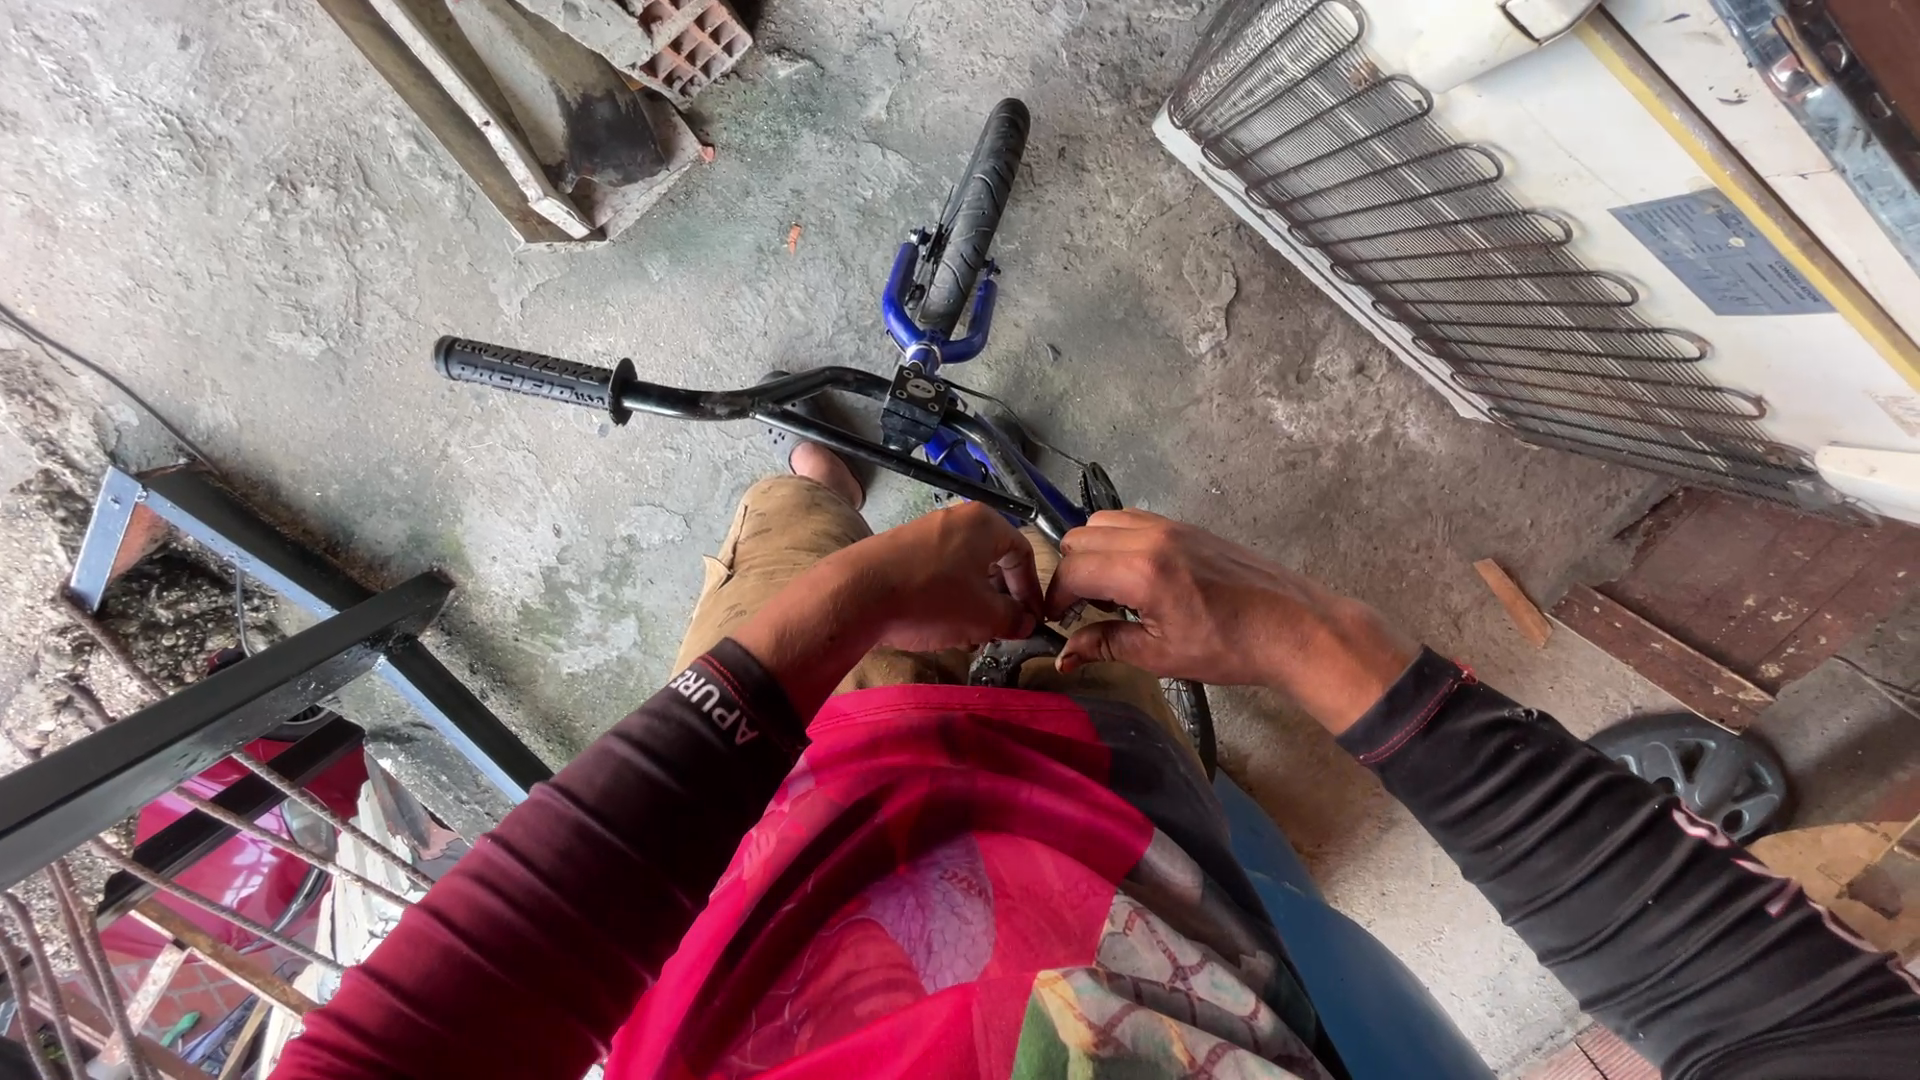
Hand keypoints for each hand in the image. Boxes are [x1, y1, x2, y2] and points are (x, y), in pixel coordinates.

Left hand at [732, 501, 1041, 717]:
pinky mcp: (901, 548)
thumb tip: (1026, 622)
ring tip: (970, 633)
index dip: (1032, 592)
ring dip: (974, 602)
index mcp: (985, 523)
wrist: (855, 594)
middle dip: (1001, 599)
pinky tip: (940, 623)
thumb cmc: (931, 599)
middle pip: (993, 560)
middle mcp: (957, 518)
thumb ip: (1014, 619)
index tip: (1032, 621)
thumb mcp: (983, 616)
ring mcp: (926, 530)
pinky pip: (938, 570)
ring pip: (965, 568)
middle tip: (1001, 629)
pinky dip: (948, 596)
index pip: (1024, 554)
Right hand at [1045, 509, 1417, 733]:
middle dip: (1070, 573)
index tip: (1057, 622)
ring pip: (1102, 521)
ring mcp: (1170, 525)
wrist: (1296, 627)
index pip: (1072, 570)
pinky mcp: (1186, 525)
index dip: (1055, 598)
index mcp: (1142, 570)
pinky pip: (1132, 519)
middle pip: (1079, 538)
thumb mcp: (1161, 656)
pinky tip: (1136, 576)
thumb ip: (1105, 645)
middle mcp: (1151, 536)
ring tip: (1109, 590)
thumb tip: (1064, 657)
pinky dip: (1117, 541)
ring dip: (1092, 552)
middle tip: (1083, 609)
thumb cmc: (1231, 648)